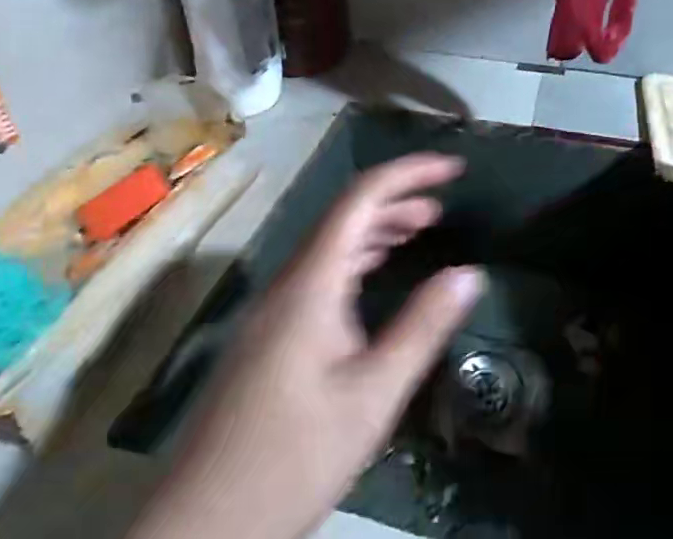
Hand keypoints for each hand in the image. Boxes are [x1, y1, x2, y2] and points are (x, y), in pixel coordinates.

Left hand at [129, 154, 483, 538]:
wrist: (203, 532)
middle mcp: (286, 287)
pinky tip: (376, 276)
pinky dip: (358, 259)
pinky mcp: (268, 339)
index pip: (359, 200)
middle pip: (343, 218)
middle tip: (445, 205)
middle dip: (397, 200)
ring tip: (422, 229)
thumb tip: (469, 272)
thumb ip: (422, 327)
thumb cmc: (294, 457)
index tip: (453, 169)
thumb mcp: (373, 394)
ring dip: (378, 229)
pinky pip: (318, 275)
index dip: (408, 174)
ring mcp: (271, 313)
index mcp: (310, 286)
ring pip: (329, 247)